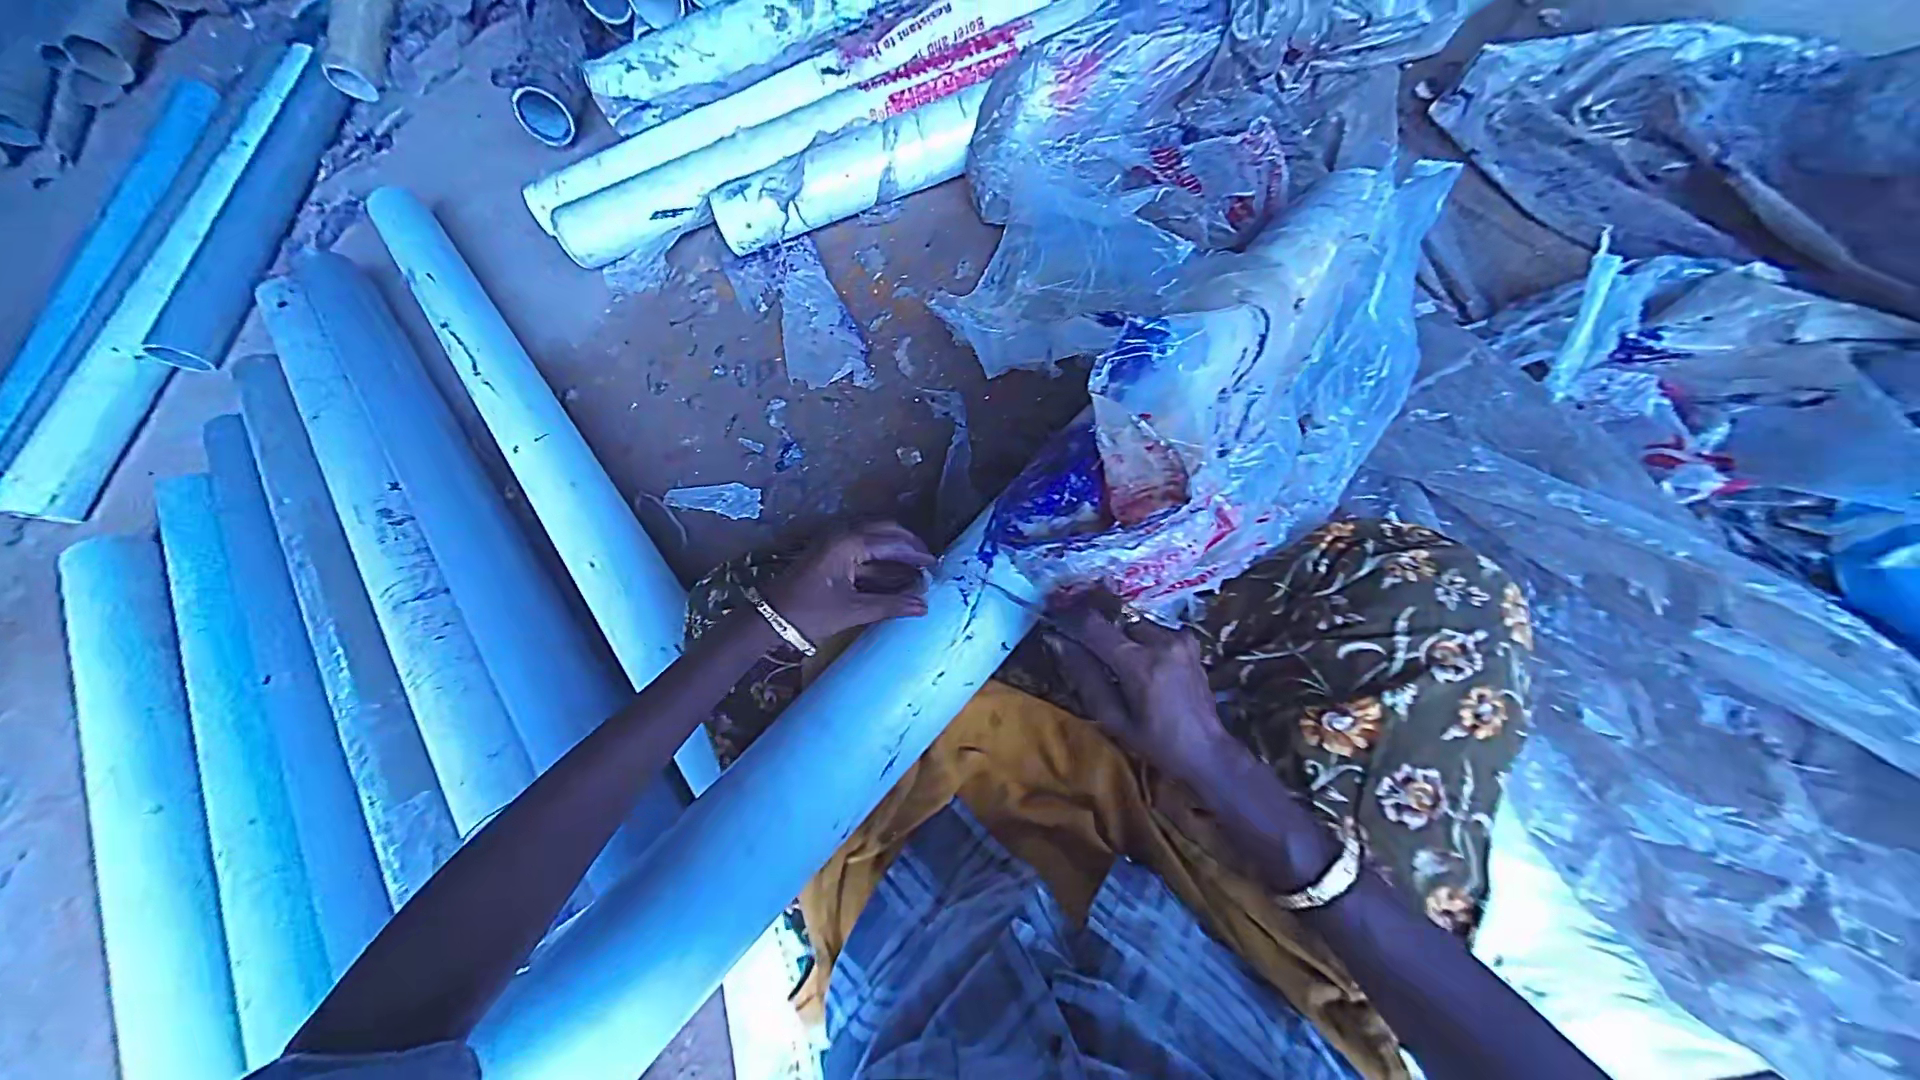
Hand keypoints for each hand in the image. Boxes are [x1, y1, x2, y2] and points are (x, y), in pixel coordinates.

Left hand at [761, 522, 935, 642]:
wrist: (770, 618)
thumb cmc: (810, 613)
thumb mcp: (853, 611)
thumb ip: (891, 605)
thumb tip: (924, 606)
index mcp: (849, 543)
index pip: (893, 542)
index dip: (917, 553)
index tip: (937, 564)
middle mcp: (844, 534)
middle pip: (886, 531)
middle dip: (910, 544)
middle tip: (929, 562)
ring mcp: (836, 541)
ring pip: (875, 537)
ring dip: (897, 549)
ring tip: (917, 567)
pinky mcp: (831, 552)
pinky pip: (864, 547)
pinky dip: (882, 556)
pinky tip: (894, 571)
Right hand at [1043, 592, 1236, 789]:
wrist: (1206, 750)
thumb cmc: (1155, 742)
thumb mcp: (1113, 718)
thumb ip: (1085, 676)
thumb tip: (1059, 642)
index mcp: (1139, 665)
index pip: (1094, 627)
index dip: (1070, 617)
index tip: (1053, 613)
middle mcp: (1161, 642)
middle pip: (1114, 623)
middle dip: (1100, 636)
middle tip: (1095, 658)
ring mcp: (1179, 638)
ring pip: (1133, 625)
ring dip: (1123, 640)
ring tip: (1126, 670)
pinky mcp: (1189, 640)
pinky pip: (1153, 631)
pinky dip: (1144, 643)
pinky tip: (1149, 667)